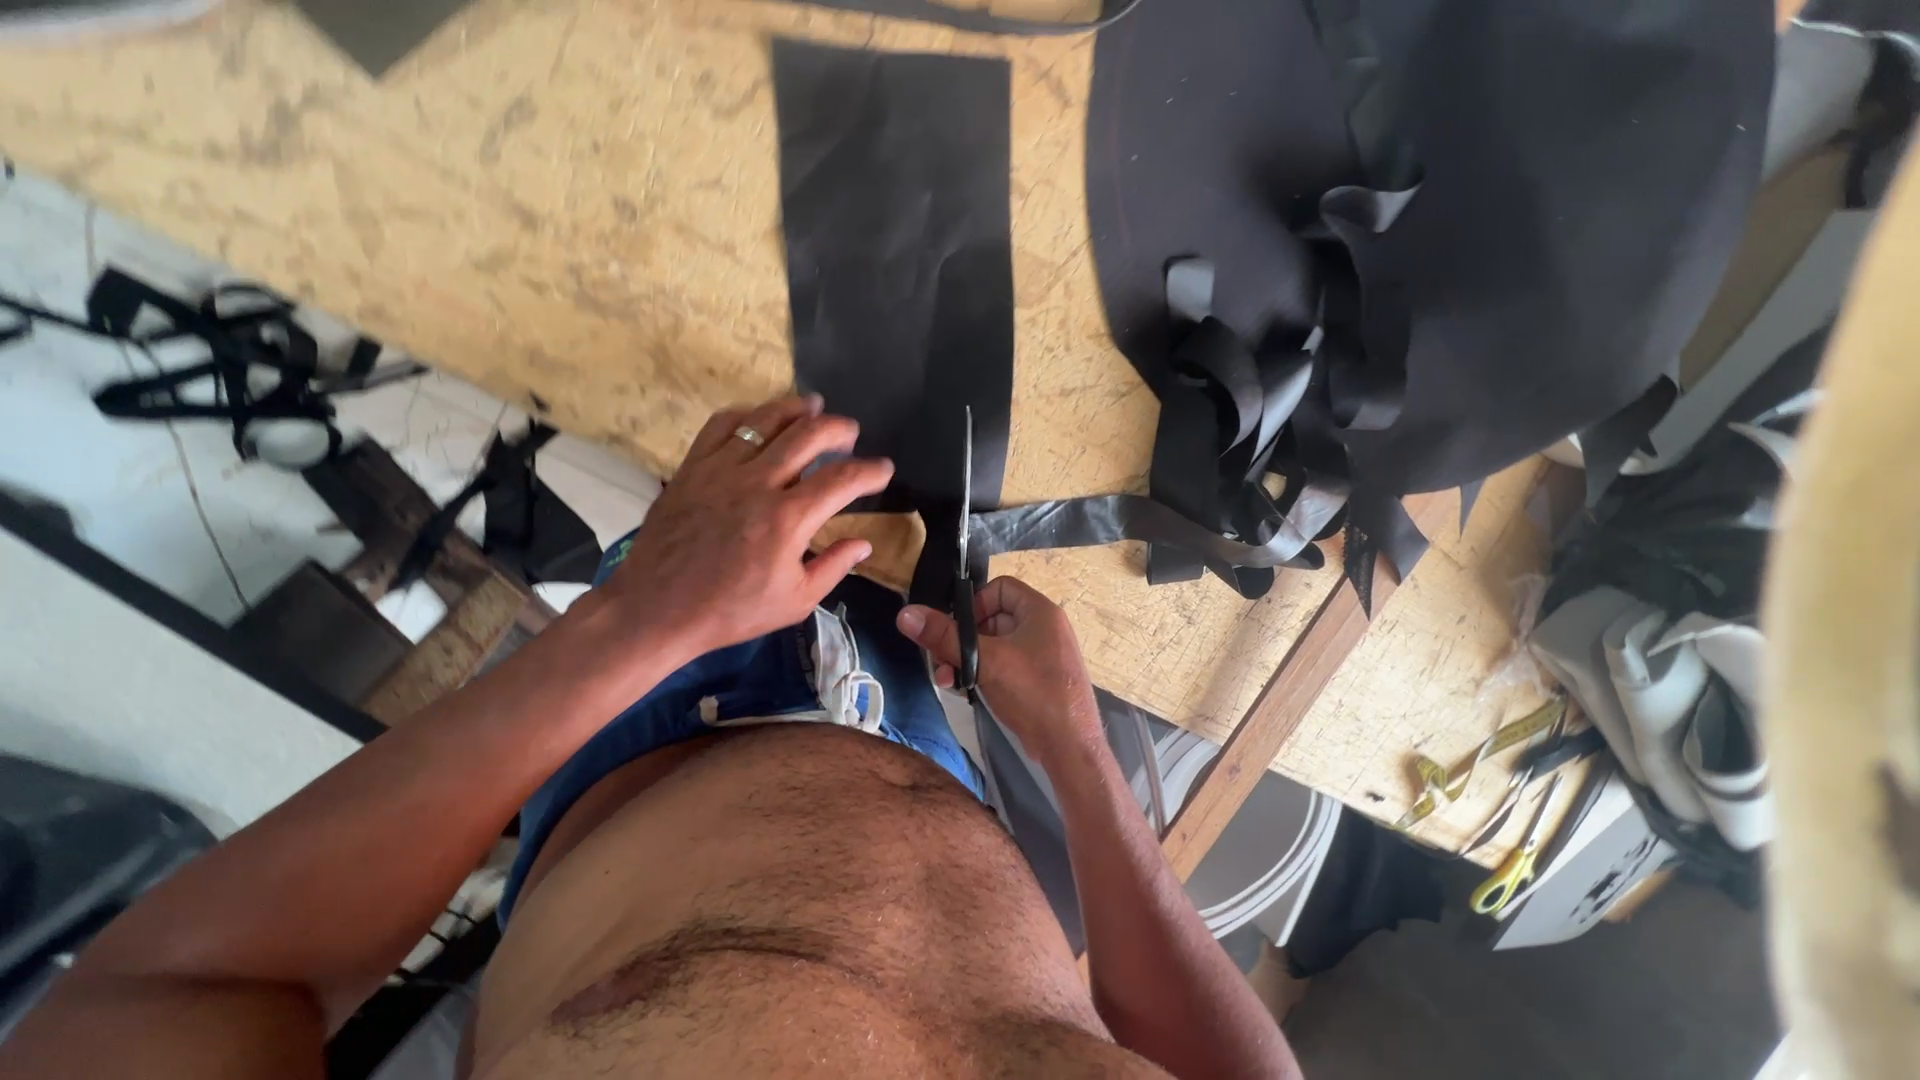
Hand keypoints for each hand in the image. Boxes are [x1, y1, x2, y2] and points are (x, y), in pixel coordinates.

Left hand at [590, 394, 893, 659]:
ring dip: (797, 408)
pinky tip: (760, 418)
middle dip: (839, 428)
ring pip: (766, 419)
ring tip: (815, 406)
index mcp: (788, 519)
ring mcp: (721, 469)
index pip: (842, 479)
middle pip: (809, 434)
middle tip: (851, 433)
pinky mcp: (693, 467)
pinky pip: (723, 424)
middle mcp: (758, 483)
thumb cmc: (731, 611)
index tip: (884, 469)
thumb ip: (834, 567)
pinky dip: (748, 414)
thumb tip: (863, 543)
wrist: (657, 609)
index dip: (870, 470)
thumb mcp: (795, 602)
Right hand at [896, 576, 1103, 759]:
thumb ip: (945, 636)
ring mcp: (1042, 655)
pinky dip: (983, 673)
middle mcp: (1044, 628)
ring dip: (967, 659)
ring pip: (994, 645)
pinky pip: (1003, 666)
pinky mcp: (1037, 680)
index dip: (973, 603)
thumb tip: (906, 614)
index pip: (999, 587)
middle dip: (962, 639)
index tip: (955, 629)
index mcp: (1040, 611)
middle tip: (940, 659)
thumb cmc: (1033, 693)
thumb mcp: (985, 661)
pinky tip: (965, 690)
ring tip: (947, 680)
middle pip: (992, 618)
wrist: (1070, 747)